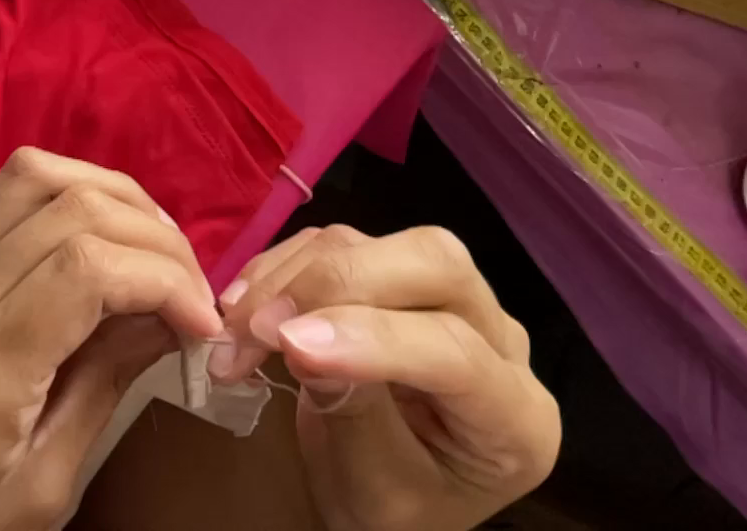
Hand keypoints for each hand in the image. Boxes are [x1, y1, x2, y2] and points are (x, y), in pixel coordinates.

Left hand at [0, 148, 223, 530]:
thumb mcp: (41, 488)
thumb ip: (107, 384)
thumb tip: (171, 312)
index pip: (86, 266)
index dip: (163, 278)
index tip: (203, 320)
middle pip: (68, 206)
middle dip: (151, 234)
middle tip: (189, 284)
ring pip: (31, 174)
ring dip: (108, 193)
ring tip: (150, 244)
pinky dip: (57, 189)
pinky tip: (88, 228)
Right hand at [210, 225, 559, 530]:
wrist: (379, 497)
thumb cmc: (390, 510)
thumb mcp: (375, 492)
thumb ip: (351, 414)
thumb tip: (297, 337)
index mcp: (514, 415)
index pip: (456, 353)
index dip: (372, 339)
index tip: (290, 346)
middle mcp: (495, 337)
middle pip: (434, 263)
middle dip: (335, 281)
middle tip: (258, 325)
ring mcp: (441, 294)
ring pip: (370, 243)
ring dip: (290, 278)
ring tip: (232, 330)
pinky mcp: (389, 271)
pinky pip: (333, 243)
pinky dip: (280, 268)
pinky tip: (241, 307)